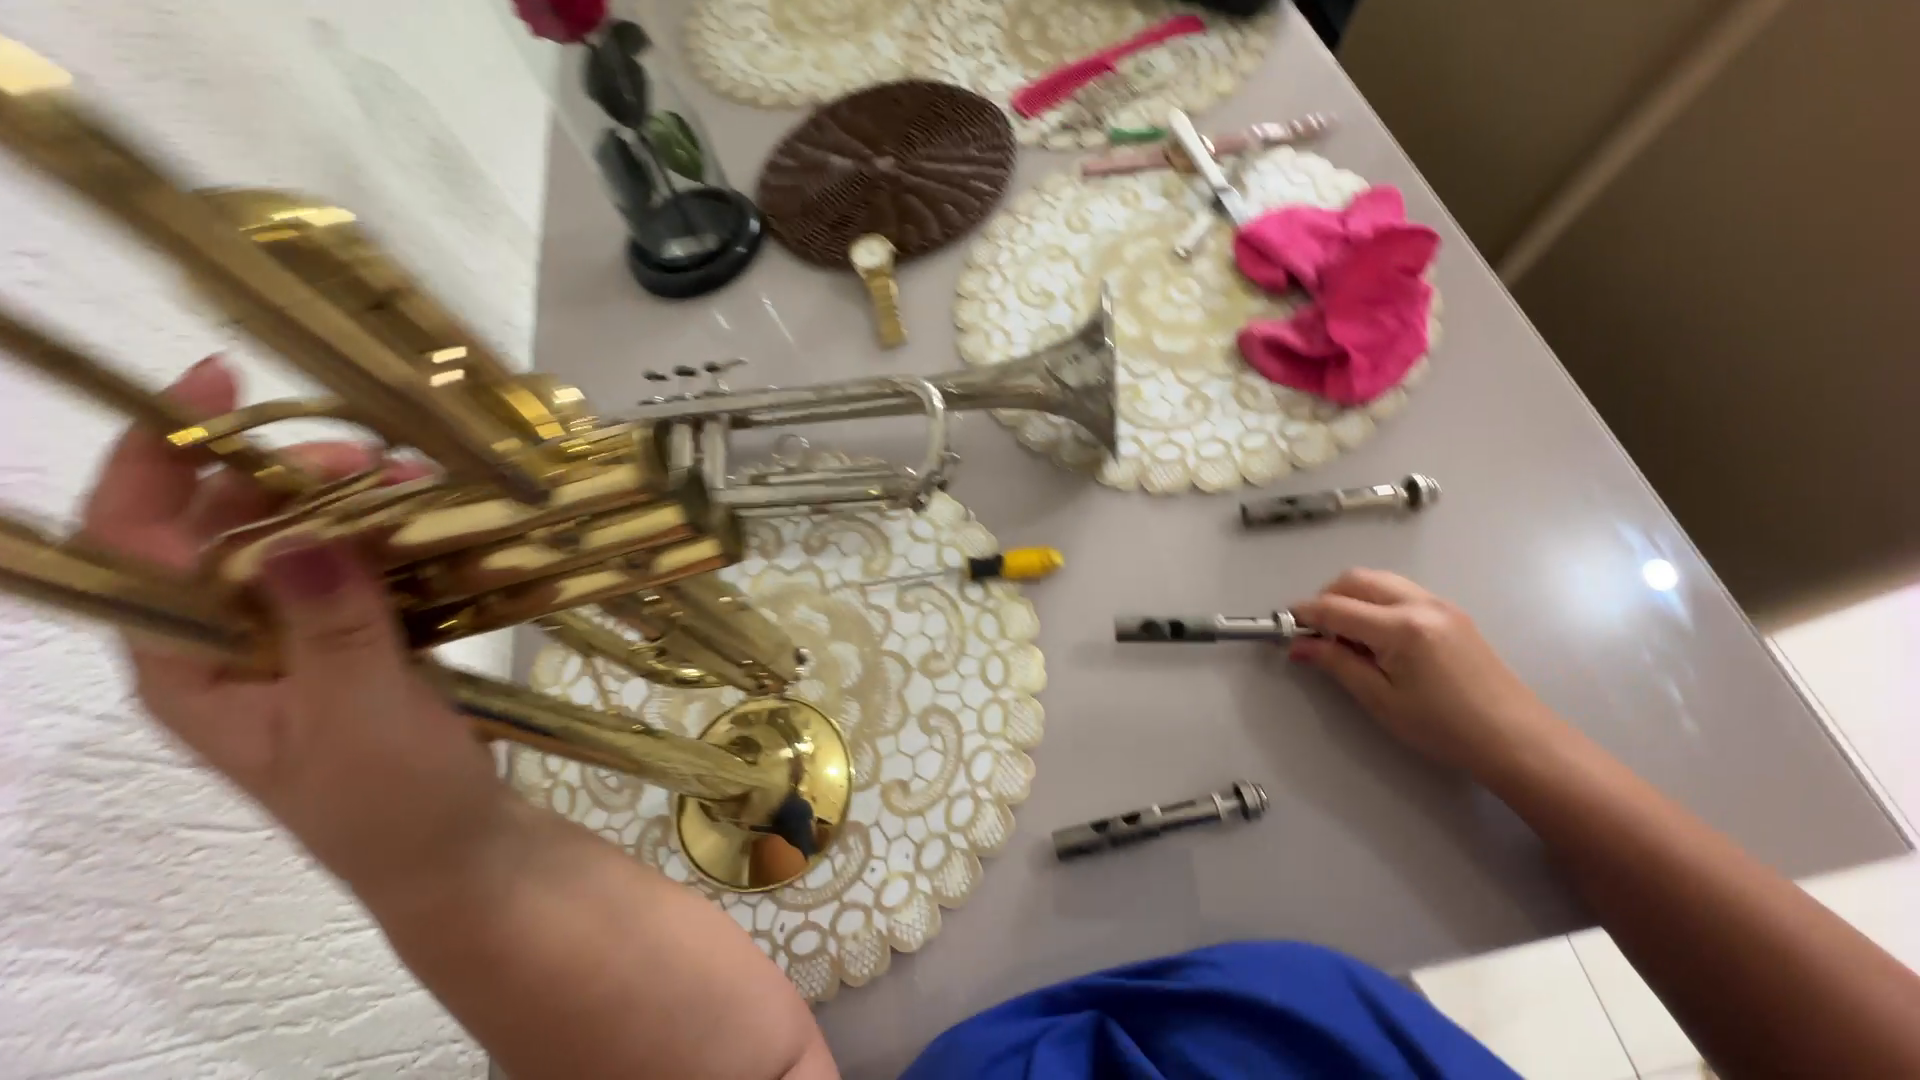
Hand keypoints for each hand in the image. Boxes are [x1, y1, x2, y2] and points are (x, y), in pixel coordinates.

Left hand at [79, 357, 513, 901]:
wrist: (461, 850)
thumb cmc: (392, 803)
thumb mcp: (357, 718)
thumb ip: (332, 628)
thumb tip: (303, 530)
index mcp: (189, 666)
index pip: (134, 542)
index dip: (157, 456)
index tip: (221, 387)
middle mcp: (231, 642)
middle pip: (220, 526)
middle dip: (283, 472)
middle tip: (368, 455)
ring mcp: (302, 639)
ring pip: (301, 540)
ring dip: (350, 500)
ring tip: (418, 484)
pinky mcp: (364, 641)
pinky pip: (362, 566)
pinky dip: (392, 533)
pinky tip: (436, 520)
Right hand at [1289, 569, 1570, 779]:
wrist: (1515, 739)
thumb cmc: (1443, 727)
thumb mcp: (1380, 700)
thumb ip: (1336, 664)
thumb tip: (1299, 645)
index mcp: (1400, 627)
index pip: (1335, 607)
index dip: (1303, 615)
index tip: (1282, 627)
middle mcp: (1420, 604)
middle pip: (1356, 580)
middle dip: (1326, 598)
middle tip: (1314, 634)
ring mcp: (1440, 605)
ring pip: (1379, 581)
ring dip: (1351, 598)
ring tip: (1344, 638)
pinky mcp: (1452, 614)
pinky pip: (1401, 592)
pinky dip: (1376, 603)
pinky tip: (1376, 639)